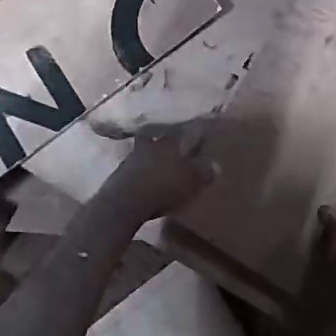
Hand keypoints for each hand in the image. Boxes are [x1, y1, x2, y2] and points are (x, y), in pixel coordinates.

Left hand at [97, 124, 213, 220]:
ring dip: (151, 159)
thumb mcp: (192, 181)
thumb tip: (217, 165)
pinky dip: (140, 173)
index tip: (198, 136)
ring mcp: (132, 157)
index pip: (185, 131)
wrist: (124, 204)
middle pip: (161, 139)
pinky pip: (134, 169)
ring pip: (145, 152)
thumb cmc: (164, 187)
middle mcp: (152, 143)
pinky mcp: (118, 174)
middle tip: (175, 152)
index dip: (192, 134)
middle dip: (167, 145)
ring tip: (159, 168)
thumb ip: (205, 172)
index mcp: (171, 141)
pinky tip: (145, 182)